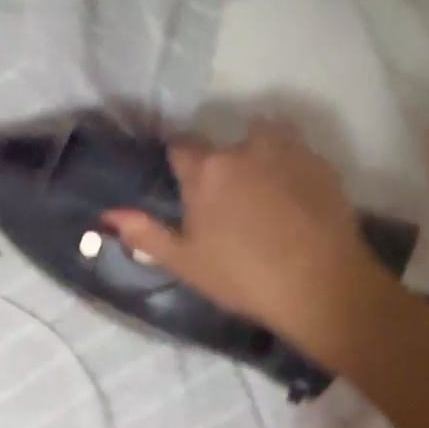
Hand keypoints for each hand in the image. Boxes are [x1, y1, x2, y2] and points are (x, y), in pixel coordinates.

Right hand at [103, 124, 394, 341]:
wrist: (318, 283)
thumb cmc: (240, 276)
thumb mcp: (183, 262)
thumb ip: (145, 233)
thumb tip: (108, 214)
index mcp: (206, 170)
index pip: (180, 148)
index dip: (177, 167)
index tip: (181, 190)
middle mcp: (244, 147)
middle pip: (222, 148)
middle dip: (217, 170)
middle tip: (222, 210)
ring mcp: (287, 150)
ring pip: (260, 144)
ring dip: (253, 163)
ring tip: (256, 201)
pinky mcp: (320, 162)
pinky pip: (292, 157)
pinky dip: (284, 172)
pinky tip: (287, 206)